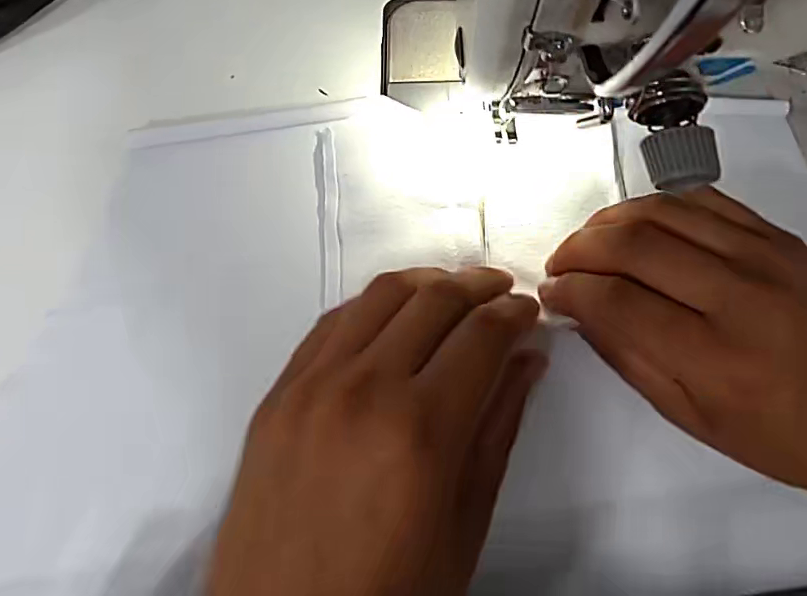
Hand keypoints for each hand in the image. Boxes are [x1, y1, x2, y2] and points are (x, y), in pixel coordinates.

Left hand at [208, 267, 545, 595]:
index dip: (514, 313)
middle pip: (435, 299)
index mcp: (420, 432)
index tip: (526, 311)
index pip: (482, 334)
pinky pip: (333, 320)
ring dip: (427, 281)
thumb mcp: (463, 525)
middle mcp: (364, 392)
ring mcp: (313, 387)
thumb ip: (498, 428)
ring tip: (453, 289)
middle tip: (500, 290)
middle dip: (478, 285)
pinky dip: (373, 303)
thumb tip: (524, 362)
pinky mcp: (279, 393)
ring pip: (382, 294)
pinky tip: (392, 313)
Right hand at [540, 189, 806, 494]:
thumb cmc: (779, 433)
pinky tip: (639, 225)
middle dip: (579, 248)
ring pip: (661, 210)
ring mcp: (762, 254)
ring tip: (591, 240)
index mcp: (718, 358)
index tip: (552, 292)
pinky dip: (656, 206)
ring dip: (610, 220)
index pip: (618, 301)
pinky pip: (700, 199)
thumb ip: (628, 356)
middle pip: (633, 244)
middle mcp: (739, 296)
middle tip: (561, 263)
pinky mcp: (775, 234)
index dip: (571, 290)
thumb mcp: (692, 417)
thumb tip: (580, 307)